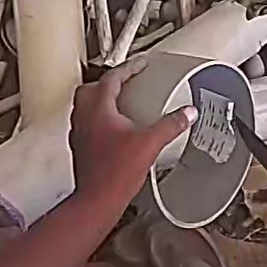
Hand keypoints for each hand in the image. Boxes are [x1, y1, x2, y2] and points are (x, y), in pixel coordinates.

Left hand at [69, 58, 195, 213]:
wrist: (97, 201)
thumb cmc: (115, 174)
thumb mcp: (150, 144)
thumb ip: (171, 125)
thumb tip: (187, 114)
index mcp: (98, 109)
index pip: (111, 78)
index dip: (128, 68)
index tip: (140, 64)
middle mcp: (83, 118)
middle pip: (91, 88)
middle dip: (109, 82)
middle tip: (126, 82)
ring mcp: (78, 133)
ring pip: (84, 106)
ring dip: (100, 100)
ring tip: (119, 103)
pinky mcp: (79, 149)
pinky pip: (85, 124)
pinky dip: (97, 120)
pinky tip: (112, 130)